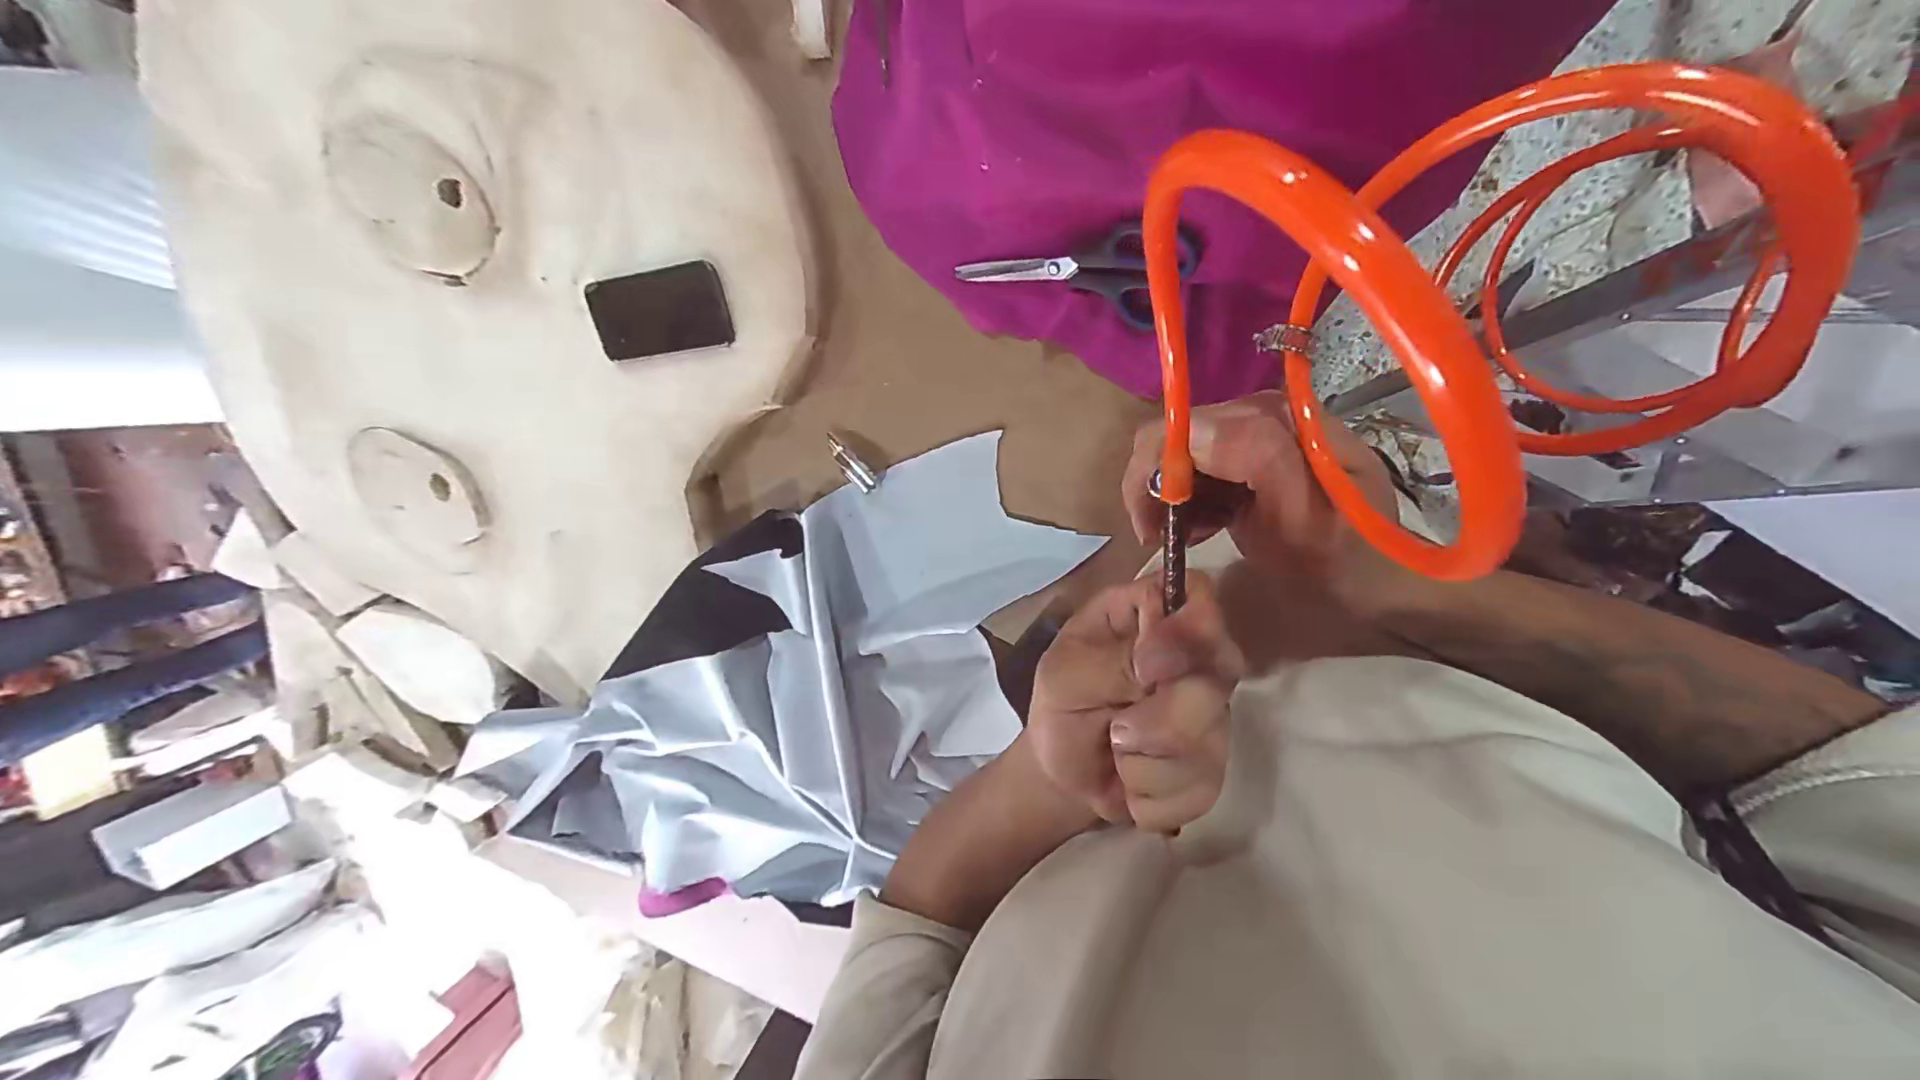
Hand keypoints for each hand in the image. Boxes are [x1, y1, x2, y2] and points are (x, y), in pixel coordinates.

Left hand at [1027, 576, 1244, 831]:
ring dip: (1145, 761)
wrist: (1061, 775)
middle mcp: (1193, 657)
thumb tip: (1164, 659)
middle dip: (1160, 717)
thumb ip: (1113, 661)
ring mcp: (1210, 711)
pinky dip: (1151, 795)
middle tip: (1116, 728)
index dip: (1187, 629)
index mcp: (1148, 615)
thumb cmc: (1061, 707)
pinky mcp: (1213, 767)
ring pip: (1207, 738)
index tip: (1148, 668)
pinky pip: (1200, 788)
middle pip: (1216, 674)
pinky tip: (1130, 783)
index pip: (1196, 593)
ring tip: (1116, 752)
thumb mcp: (1065, 675)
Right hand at [1121, 390, 1396, 578]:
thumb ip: (1255, 458)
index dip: (1151, 478)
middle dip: (1158, 490)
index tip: (1152, 532)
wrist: (1381, 576)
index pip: (1178, 430)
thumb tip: (1190, 432)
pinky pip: (1195, 466)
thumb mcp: (1299, 516)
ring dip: (1172, 498)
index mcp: (1274, 419)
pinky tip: (1208, 524)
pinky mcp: (1250, 451)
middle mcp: (1260, 411)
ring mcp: (1254, 430)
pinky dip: (1190, 498)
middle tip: (1162, 537)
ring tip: (1190, 535)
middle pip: (1172, 439)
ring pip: (1177, 454)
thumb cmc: (1341, 557)